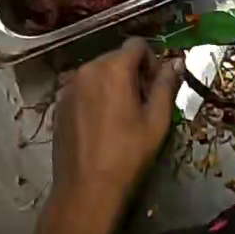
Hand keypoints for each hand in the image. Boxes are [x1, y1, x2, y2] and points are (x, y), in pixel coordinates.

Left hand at [50, 38, 181, 226]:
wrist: (86, 189)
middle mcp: (88, 68)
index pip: (136, 44)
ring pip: (98, 72)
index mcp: (114, 68)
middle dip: (132, 73)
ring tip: (120, 116)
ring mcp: (69, 85)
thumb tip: (175, 63)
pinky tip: (100, 124)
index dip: (151, 60)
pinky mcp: (59, 102)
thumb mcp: (156, 122)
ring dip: (112, 84)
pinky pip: (82, 87)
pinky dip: (94, 95)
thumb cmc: (127, 155)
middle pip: (116, 57)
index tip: (154, 86)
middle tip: (141, 104)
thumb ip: (165, 86)